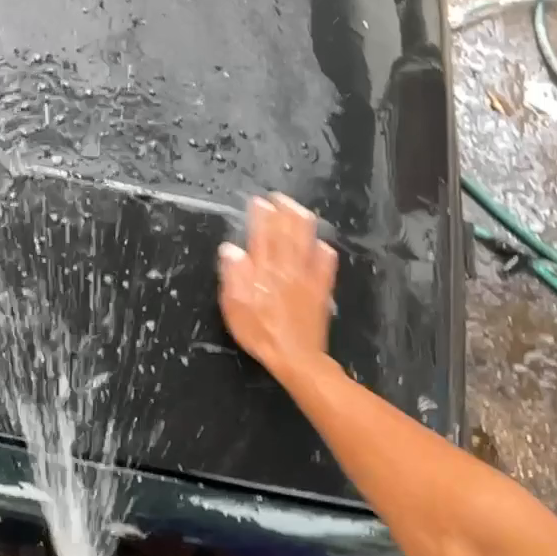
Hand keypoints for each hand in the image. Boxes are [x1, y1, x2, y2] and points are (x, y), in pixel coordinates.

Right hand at [218, 194, 337, 378]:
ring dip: (303, 224)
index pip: (262, 235)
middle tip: (279, 197)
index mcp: (263, 271)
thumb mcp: (235, 306)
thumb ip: (234, 275)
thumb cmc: (259, 332)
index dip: (261, 216)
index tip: (259, 201)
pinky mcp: (321, 290)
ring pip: (307, 243)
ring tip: (299, 209)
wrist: (295, 358)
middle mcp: (286, 268)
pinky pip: (326, 265)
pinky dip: (324, 250)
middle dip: (283, 212)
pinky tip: (322, 243)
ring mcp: (307, 278)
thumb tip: (231, 248)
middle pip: (287, 233)